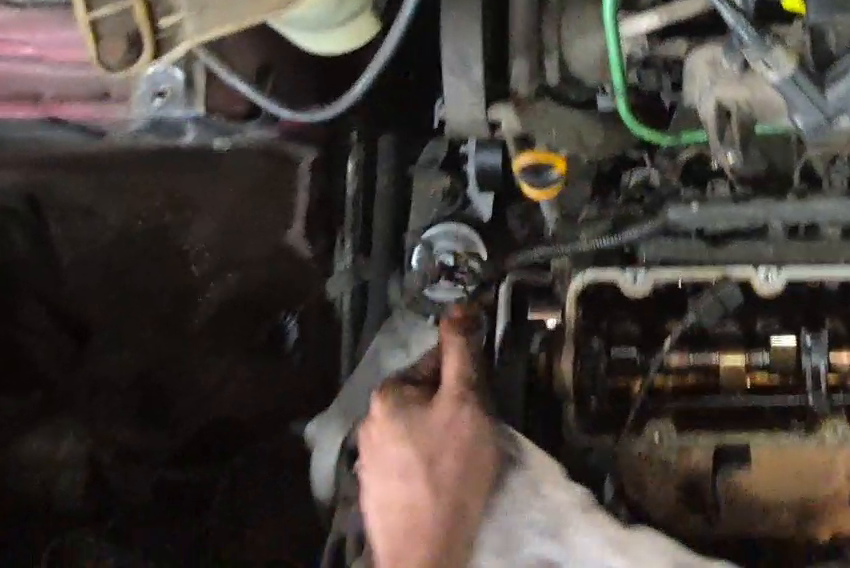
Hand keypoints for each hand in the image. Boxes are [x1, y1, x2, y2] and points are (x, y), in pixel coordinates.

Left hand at [356, 311, 500, 567]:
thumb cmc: (450, 471)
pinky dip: (428, 462)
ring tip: (462, 457)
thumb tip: (460, 306)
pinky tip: (444, 479)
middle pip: (425, 395)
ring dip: (441, 433)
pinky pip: (410, 459)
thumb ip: (461, 351)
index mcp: (387, 395)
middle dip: (452, 405)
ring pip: (418, 428)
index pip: (434, 361)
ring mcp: (370, 460)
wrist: (425, 553)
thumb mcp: (465, 401)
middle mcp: (369, 422)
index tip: (480, 395)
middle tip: (475, 428)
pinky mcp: (376, 491)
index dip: (464, 372)